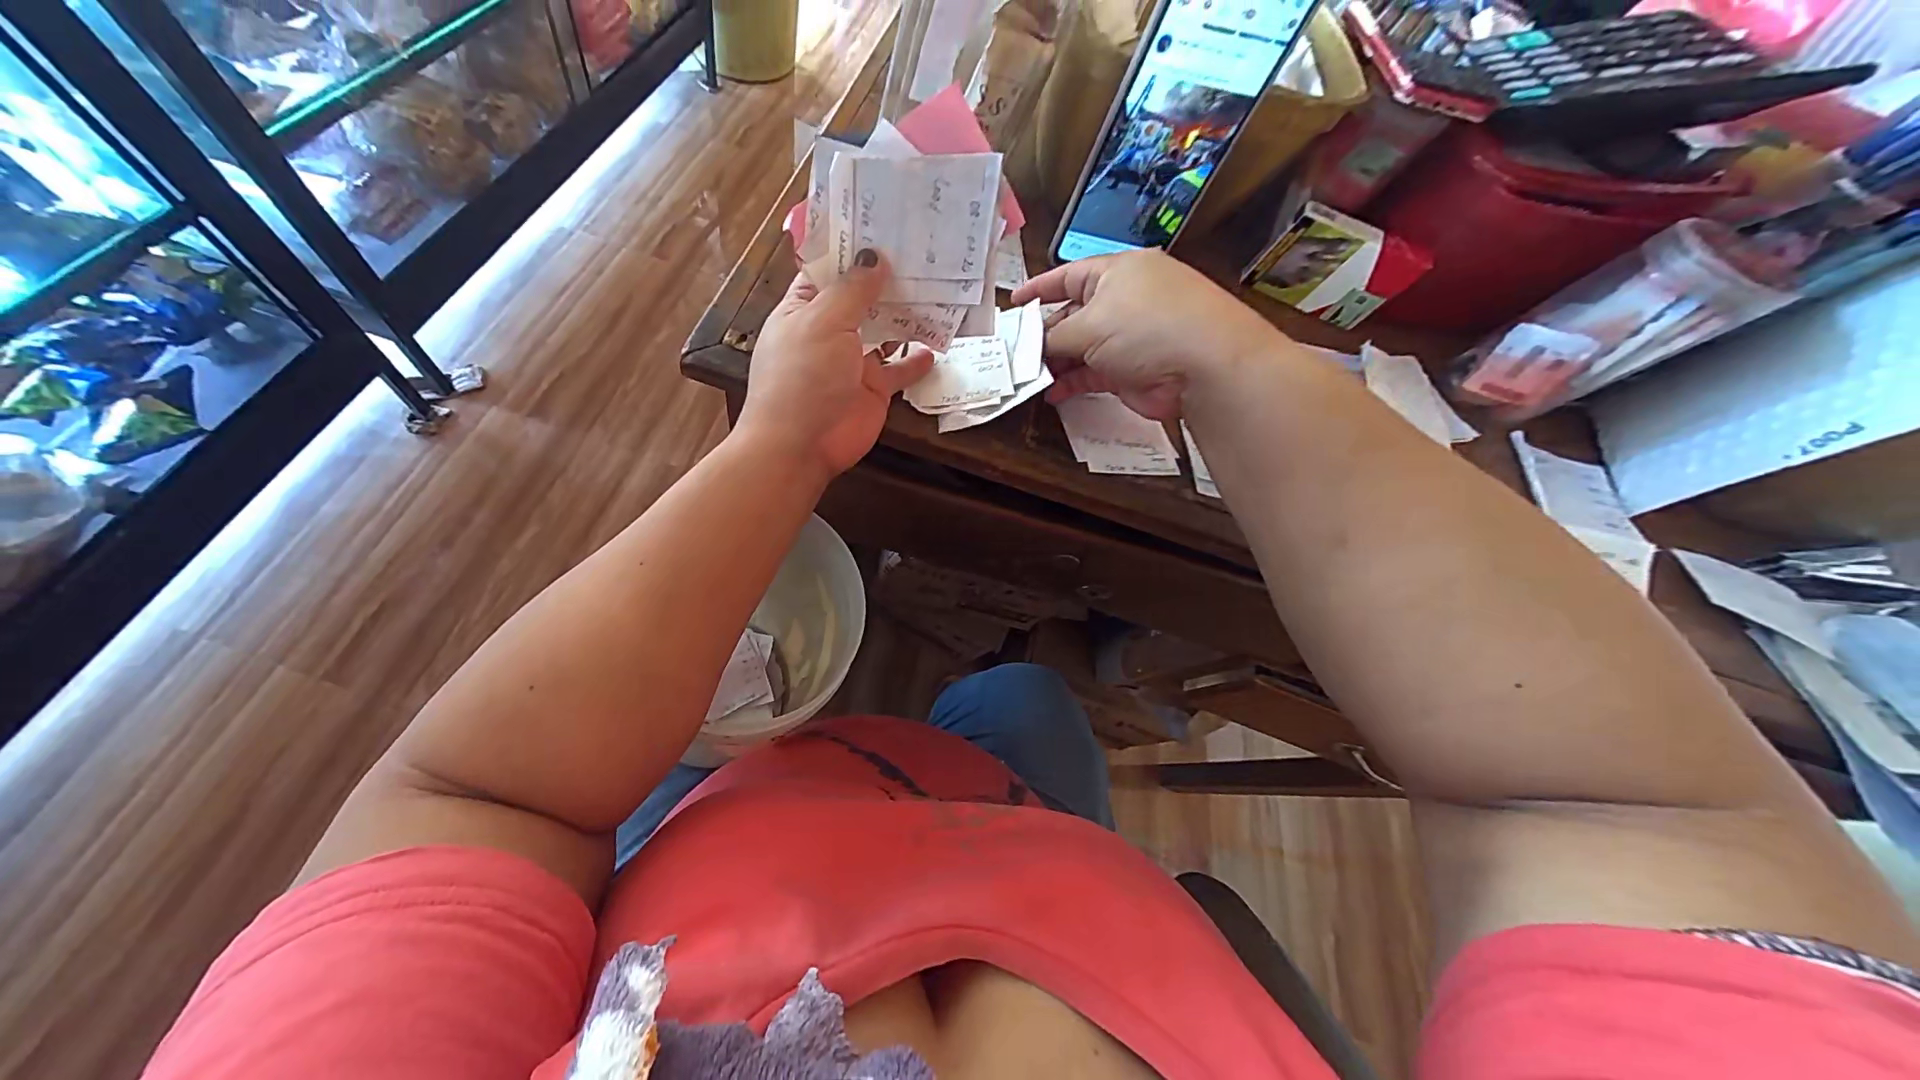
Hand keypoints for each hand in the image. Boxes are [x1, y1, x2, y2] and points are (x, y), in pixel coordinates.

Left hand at [738, 250, 933, 479]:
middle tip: (924, 251)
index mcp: (805, 307)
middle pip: (863, 297)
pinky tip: (936, 345)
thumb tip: (874, 257)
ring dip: (907, 314)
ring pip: (886, 330)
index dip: (854, 247)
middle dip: (888, 278)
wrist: (801, 446)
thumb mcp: (823, 322)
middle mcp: (830, 330)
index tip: (885, 224)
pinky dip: (917, 359)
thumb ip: (852, 290)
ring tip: (939, 289)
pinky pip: (900, 369)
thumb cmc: (801, 378)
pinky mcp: (874, 389)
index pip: (830, 268)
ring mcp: (853, 361)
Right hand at [1011, 249, 1284, 419]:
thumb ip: (1054, 336)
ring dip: (1055, 362)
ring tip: (1028, 375)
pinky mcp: (1130, 371)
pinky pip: (1091, 373)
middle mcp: (1123, 301)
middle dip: (1043, 334)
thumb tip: (1033, 346)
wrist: (1204, 367)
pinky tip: (1052, 392)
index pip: (1068, 275)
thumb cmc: (1150, 326)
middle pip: (1071, 315)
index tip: (1014, 303)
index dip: (1039, 289)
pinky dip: (1071, 382)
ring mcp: (1128, 338)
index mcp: (1117, 272)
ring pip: (1080, 348)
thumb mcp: (1090, 324)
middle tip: (1015, 351)